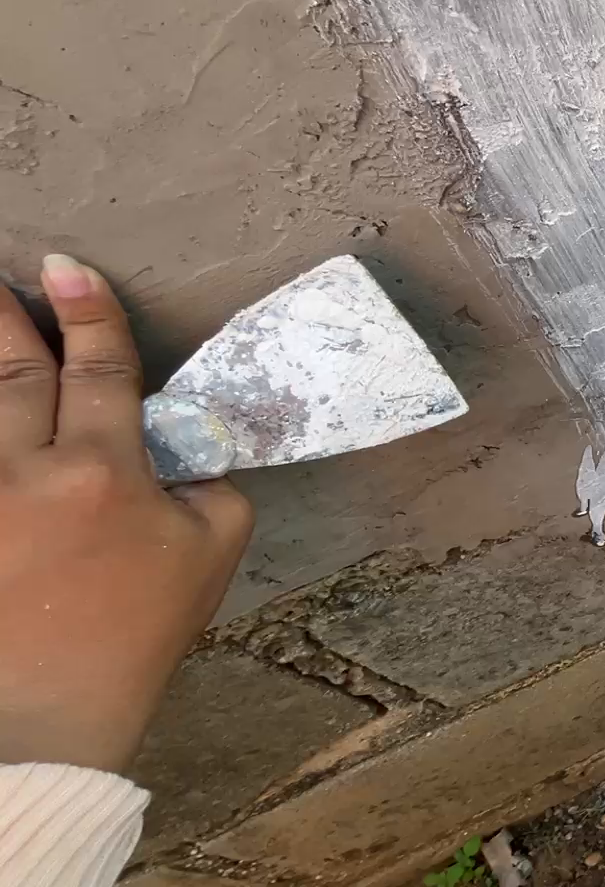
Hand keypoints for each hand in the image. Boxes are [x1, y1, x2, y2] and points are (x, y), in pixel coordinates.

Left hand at [0, 255, 253, 772]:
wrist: (49, 703)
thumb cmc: (148, 618)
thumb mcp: (217, 542)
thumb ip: (204, 483)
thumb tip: (176, 455)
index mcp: (107, 473)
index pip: (102, 376)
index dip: (92, 319)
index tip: (68, 268)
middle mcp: (23, 475)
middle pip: (11, 378)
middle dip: (4, 320)